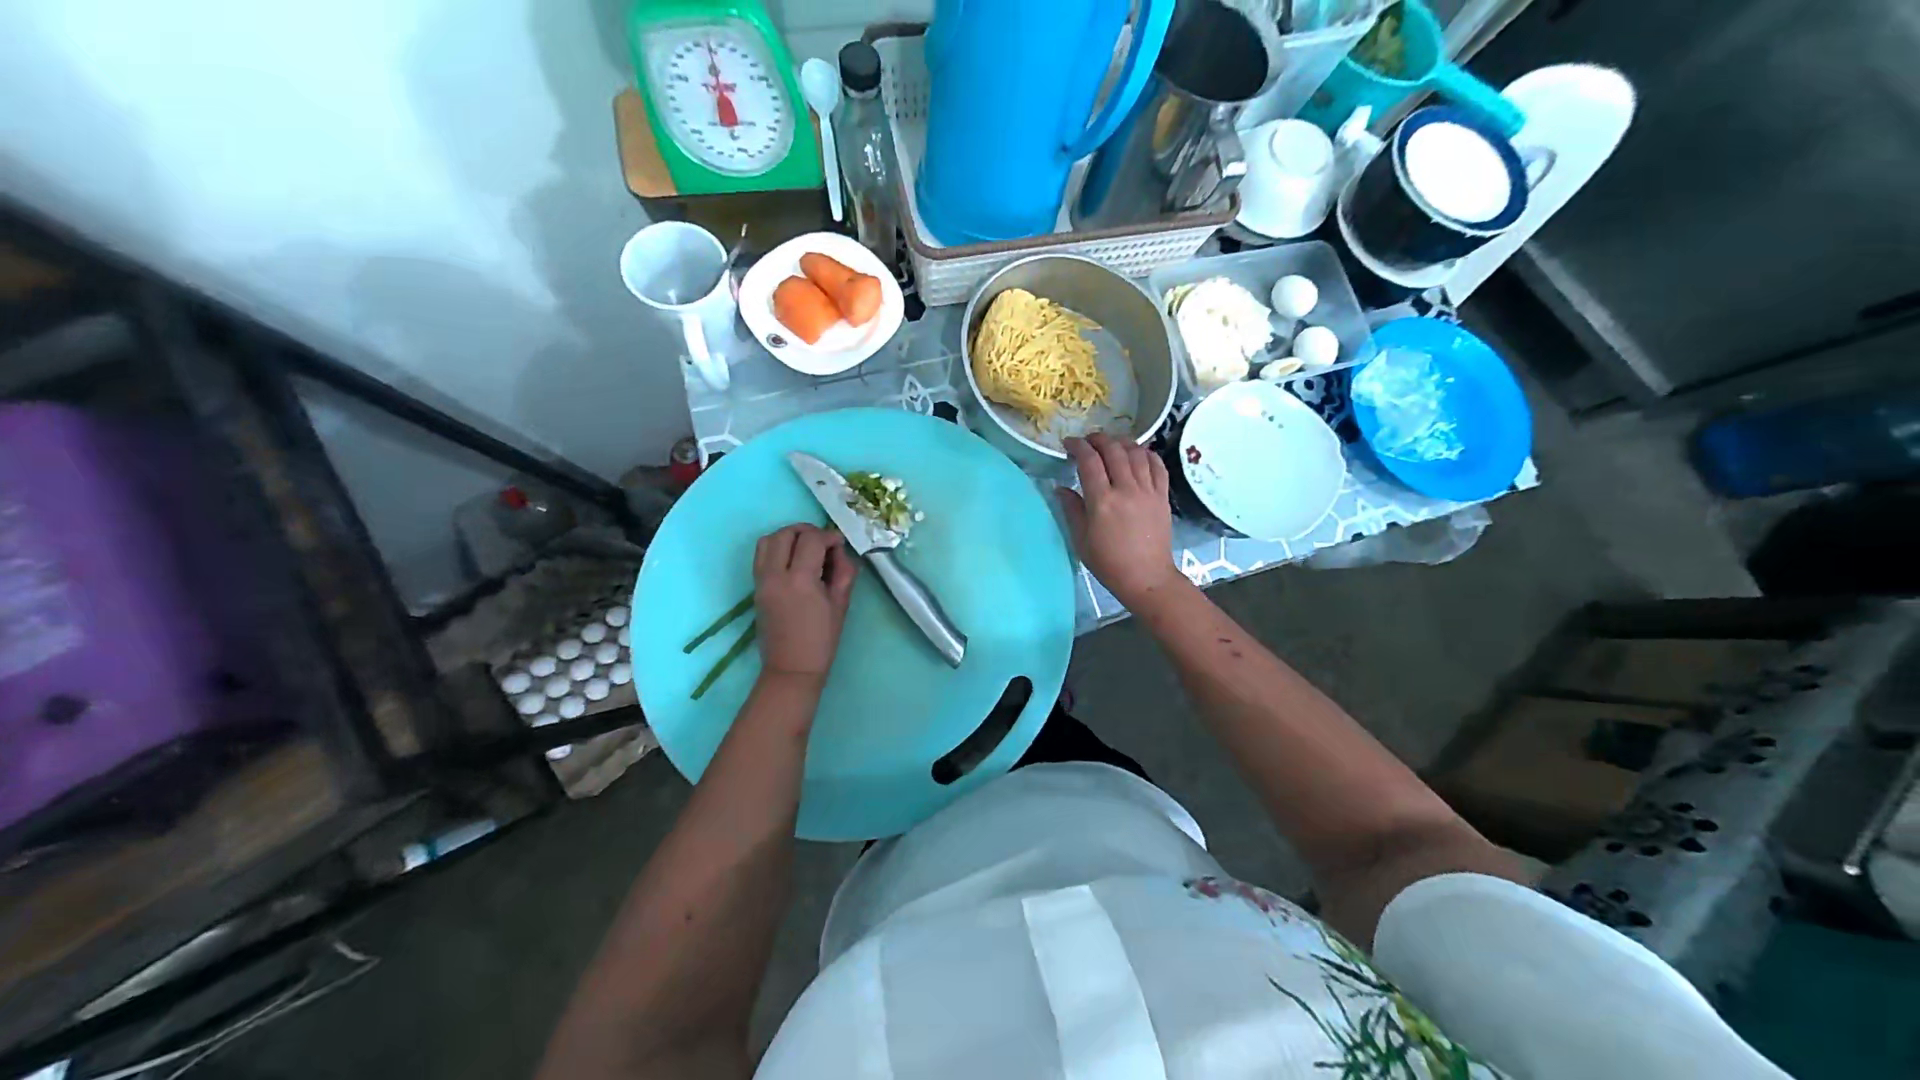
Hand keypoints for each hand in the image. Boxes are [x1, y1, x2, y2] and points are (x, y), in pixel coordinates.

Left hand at [753, 523, 858, 681]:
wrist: (791, 668)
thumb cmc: (822, 640)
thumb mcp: (841, 605)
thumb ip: (843, 572)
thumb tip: (840, 552)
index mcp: (800, 580)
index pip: (811, 540)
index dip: (828, 536)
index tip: (839, 545)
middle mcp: (775, 575)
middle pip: (785, 534)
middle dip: (806, 531)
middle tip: (822, 542)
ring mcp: (761, 581)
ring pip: (768, 540)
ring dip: (788, 537)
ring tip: (806, 548)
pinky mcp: (756, 588)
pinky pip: (761, 556)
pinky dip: (777, 549)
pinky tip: (793, 562)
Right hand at [1056, 434, 1180, 606]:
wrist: (1146, 577)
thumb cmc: (1108, 562)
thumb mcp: (1081, 539)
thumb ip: (1071, 509)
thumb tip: (1061, 488)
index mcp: (1102, 501)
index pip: (1089, 461)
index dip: (1077, 446)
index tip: (1069, 444)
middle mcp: (1126, 489)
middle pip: (1113, 450)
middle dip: (1098, 439)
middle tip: (1088, 441)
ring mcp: (1148, 491)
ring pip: (1136, 453)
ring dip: (1121, 442)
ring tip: (1111, 444)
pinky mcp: (1162, 496)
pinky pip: (1157, 465)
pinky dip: (1147, 453)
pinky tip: (1138, 453)